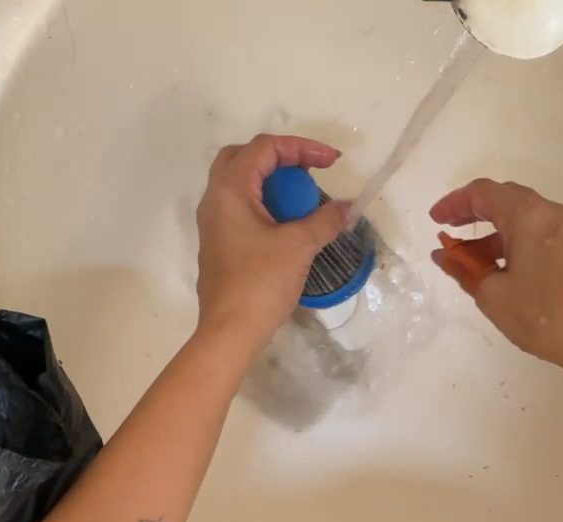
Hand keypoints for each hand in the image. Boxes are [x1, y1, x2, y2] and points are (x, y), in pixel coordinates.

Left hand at [195, 135, 351, 351]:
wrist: (230, 332)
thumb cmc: (260, 285)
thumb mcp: (298, 248)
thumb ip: (324, 221)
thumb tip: (348, 208)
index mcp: (230, 190)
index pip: (265, 148)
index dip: (302, 148)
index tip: (332, 163)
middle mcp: (215, 200)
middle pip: (245, 159)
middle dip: (280, 160)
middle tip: (308, 174)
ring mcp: (214, 224)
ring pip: (241, 186)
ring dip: (272, 185)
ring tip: (301, 201)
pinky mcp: (220, 246)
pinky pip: (241, 211)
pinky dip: (265, 207)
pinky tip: (286, 228)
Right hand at [430, 180, 562, 383]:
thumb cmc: (542, 316)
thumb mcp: (493, 296)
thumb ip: (465, 270)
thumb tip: (444, 255)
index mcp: (528, 216)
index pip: (484, 193)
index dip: (455, 203)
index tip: (436, 221)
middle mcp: (551, 213)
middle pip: (506, 200)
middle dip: (474, 215)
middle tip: (452, 236)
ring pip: (524, 221)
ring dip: (495, 235)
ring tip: (474, 263)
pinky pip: (540, 236)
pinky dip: (516, 245)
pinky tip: (506, 273)